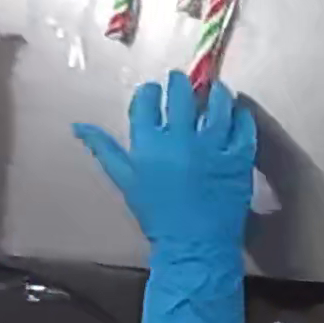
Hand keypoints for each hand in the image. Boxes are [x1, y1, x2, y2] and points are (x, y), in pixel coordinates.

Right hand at [75, 72, 257, 322]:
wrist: (196, 244)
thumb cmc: (159, 216)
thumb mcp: (127, 182)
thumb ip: (105, 150)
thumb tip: (79, 126)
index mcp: (149, 143)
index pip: (146, 102)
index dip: (151, 91)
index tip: (155, 88)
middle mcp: (180, 140)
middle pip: (182, 97)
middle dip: (182, 83)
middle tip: (185, 78)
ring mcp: (213, 149)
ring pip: (218, 108)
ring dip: (218, 94)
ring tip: (218, 88)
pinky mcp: (239, 161)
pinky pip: (244, 130)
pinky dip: (243, 118)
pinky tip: (240, 113)